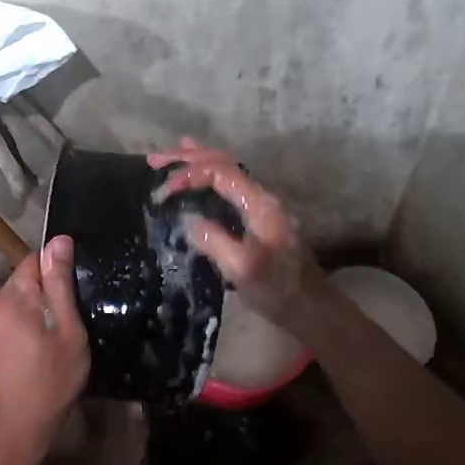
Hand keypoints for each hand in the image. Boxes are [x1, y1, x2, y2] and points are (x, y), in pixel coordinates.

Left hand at [0, 236, 89, 464]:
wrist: (21, 426)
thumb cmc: (52, 380)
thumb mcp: (68, 329)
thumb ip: (60, 283)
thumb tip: (59, 240)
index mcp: (7, 297)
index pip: (36, 261)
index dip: (57, 277)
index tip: (71, 301)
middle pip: (26, 280)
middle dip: (47, 296)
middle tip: (66, 328)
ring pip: (20, 298)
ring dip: (38, 312)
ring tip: (54, 341)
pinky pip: (10, 314)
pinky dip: (26, 324)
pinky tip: (39, 348)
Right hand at [148, 138, 331, 333]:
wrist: (310, 307)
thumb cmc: (278, 290)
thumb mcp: (244, 270)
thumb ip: (217, 242)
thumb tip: (189, 222)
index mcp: (259, 204)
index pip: (221, 173)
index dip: (191, 174)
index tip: (165, 189)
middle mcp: (260, 198)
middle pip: (223, 163)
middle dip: (188, 157)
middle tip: (155, 159)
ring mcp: (259, 207)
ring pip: (226, 171)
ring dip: (196, 162)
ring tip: (169, 156)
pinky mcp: (255, 220)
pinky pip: (227, 186)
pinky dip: (206, 176)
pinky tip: (195, 180)